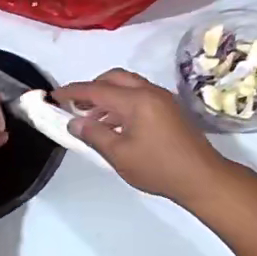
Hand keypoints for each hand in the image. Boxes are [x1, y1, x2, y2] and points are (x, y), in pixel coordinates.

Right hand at [53, 69, 234, 201]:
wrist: (201, 177)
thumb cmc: (158, 168)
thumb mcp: (119, 155)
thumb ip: (94, 135)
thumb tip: (74, 123)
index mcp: (135, 100)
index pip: (96, 89)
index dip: (73, 92)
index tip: (54, 97)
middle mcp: (149, 92)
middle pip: (114, 78)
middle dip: (92, 88)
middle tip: (75, 105)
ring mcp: (162, 99)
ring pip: (128, 85)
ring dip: (107, 95)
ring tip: (91, 118)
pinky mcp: (170, 110)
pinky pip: (139, 96)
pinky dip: (122, 103)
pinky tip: (114, 125)